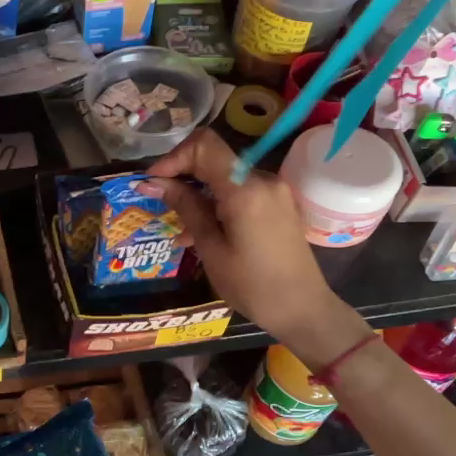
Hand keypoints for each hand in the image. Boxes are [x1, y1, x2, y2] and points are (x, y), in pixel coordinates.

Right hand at [139, 130, 357, 355]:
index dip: (174, 157)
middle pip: (213, 158)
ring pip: (225, 175)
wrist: (303, 310)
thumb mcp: (210, 248)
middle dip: (183, 175)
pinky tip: (204, 230)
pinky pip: (240, 190)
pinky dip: (217, 201)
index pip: (204, 146)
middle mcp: (263, 180)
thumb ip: (185, 207)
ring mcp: (274, 190)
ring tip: (181, 228)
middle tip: (160, 203)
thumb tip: (151, 183)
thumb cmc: (251, 285)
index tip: (153, 182)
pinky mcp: (278, 202)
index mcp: (245, 189)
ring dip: (199, 191)